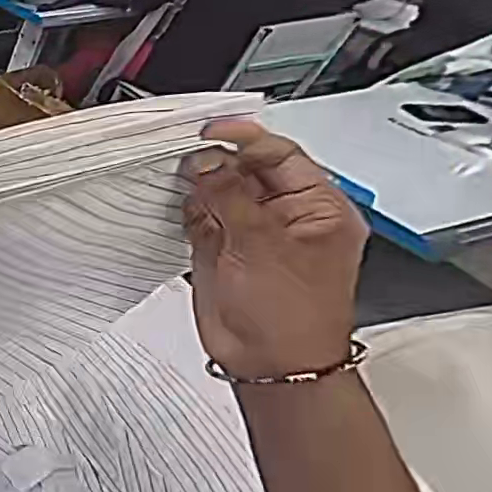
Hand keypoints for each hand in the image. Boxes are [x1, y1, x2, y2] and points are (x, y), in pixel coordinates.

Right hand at [182, 121, 366, 379]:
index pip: (281, 156)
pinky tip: (175, 202)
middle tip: (185, 156)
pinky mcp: (218, 250)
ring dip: (196, 184)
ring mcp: (247, 233)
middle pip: (245, 171)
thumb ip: (231, 197)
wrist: (267, 361)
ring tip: (177, 178)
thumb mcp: (263, 245)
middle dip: (216, 162)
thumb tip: (207, 161)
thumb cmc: (290, 314)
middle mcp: (282, 216)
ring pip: (218, 193)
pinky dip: (185, 208)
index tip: (213, 130)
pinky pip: (198, 217)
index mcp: (316, 207)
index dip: (247, 139)